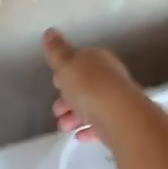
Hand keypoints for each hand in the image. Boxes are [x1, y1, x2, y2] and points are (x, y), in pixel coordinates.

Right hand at [43, 28, 140, 142]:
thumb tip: (49, 32)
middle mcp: (109, 78)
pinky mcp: (118, 122)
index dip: (65, 74)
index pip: (80, 63)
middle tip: (56, 111)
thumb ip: (56, 51)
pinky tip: (79, 136)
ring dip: (74, 118)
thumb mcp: (66, 65)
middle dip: (67, 99)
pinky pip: (100, 126)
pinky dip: (88, 130)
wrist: (118, 115)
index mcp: (97, 61)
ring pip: (91, 108)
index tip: (55, 85)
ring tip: (64, 128)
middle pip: (84, 88)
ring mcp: (115, 101)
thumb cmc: (89, 86)